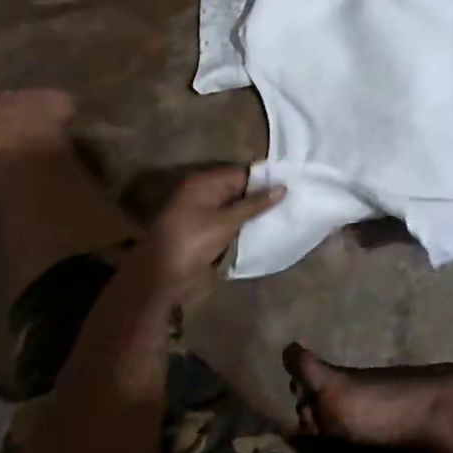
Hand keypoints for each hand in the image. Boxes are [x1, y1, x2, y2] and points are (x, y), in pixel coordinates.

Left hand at [150, 166, 285, 288]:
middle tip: (290, 199)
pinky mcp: (205, 230)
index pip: (241, 173)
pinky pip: (230, 220)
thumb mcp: (227, 221)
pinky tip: (265, 226)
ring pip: (235, 206)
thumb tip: (282, 186)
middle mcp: (203, 194)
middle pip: (239, 188)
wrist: (162, 279)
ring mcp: (203, 213)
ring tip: (283, 212)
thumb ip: (256, 203)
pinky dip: (244, 223)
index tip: (288, 185)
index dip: (264, 179)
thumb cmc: (193, 242)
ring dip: (253, 211)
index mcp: (203, 184)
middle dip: (261, 195)